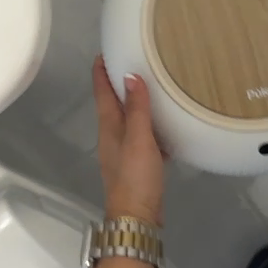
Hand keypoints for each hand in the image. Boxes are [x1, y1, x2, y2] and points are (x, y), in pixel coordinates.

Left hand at [92, 55, 165, 225]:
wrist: (136, 218)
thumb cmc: (135, 177)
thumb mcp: (138, 139)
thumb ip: (136, 108)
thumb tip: (130, 74)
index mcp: (108, 126)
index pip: (102, 91)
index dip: (101, 70)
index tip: (106, 49)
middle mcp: (112, 134)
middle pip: (113, 102)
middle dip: (120, 81)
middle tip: (135, 59)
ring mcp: (124, 150)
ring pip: (129, 118)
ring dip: (136, 102)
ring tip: (153, 85)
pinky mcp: (137, 163)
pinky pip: (143, 135)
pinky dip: (150, 124)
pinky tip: (166, 123)